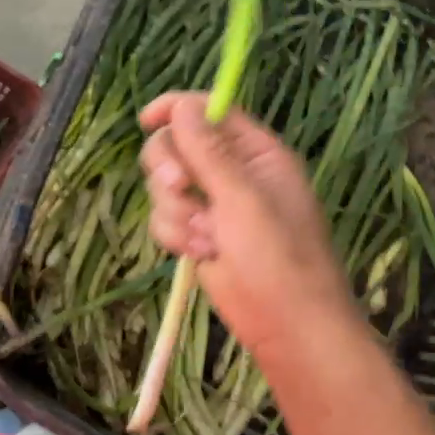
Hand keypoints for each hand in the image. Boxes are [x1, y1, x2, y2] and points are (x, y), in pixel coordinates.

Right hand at [138, 92, 359, 360]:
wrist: (288, 329)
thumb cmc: (280, 260)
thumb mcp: (243, 200)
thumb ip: (209, 151)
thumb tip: (181, 106)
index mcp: (255, 154)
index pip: (207, 110)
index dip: (175, 110)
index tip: (146, 121)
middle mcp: (231, 171)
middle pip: (173, 144)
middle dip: (169, 171)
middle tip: (181, 190)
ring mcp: (211, 202)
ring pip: (161, 183)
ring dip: (174, 210)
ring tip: (204, 238)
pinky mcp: (194, 231)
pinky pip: (161, 215)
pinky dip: (172, 233)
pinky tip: (197, 253)